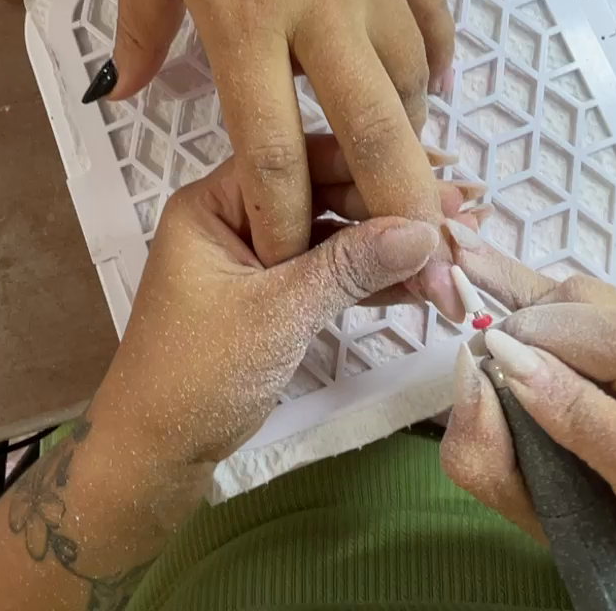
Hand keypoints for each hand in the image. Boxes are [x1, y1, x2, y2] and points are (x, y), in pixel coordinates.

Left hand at [87, 135, 474, 472]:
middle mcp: (236, 217)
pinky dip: (368, 281)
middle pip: (322, 196)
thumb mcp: (278, 313)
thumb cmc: (199, 374)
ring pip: (331, 237)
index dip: (366, 163)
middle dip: (388, 212)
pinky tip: (419, 284)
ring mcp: (256, 256)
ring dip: (387, 249)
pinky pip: (326, 272)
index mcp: (215, 202)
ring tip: (453, 251)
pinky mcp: (271, 292)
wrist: (157, 455)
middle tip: (458, 218)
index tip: (430, 176)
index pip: (298, 160)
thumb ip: (349, 266)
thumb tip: (425, 230)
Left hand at [110, 0, 457, 293]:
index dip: (284, 221)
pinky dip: (437, 67)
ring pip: (413, 83)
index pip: (267, 148)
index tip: (294, 264)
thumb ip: (140, 29)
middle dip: (398, 212)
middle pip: (372, 133)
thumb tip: (127, 93)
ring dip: (410, 135)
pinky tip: (429, 86)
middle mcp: (317, 10)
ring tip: (401, 163)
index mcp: (241, 17)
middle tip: (418, 266)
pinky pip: (438, 25)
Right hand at [440, 246, 615, 572]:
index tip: (500, 364)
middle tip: (495, 343)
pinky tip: (479, 255)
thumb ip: (487, 458)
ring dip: (550, 308)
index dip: (568, 400)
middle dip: (555, 333)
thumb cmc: (590, 523)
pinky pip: (604, 291)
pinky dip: (539, 278)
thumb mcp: (530, 515)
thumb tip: (469, 371)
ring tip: (506, 331)